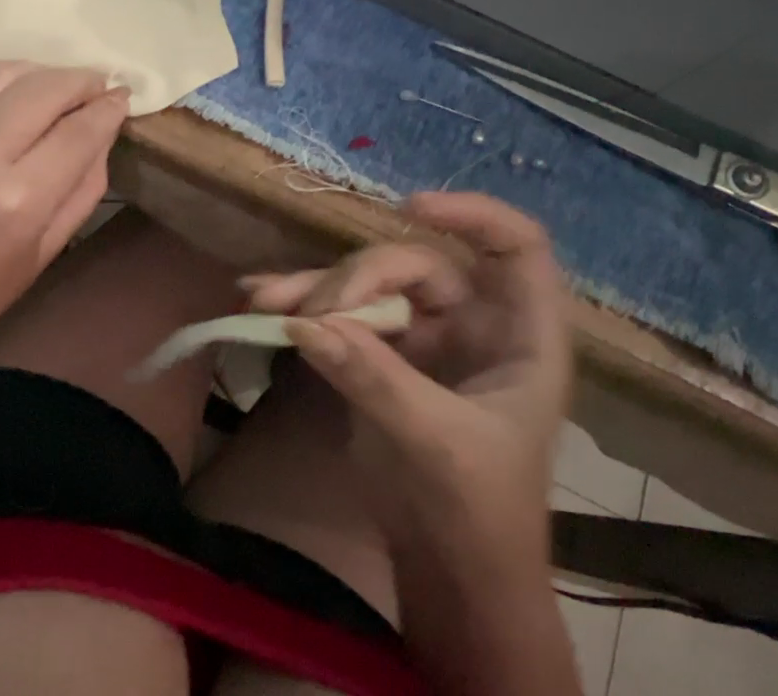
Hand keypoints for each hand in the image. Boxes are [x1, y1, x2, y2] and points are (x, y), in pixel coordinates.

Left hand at [0, 61, 129, 364]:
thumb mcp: (45, 252)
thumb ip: (82, 189)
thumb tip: (103, 133)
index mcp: (16, 203)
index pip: (76, 133)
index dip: (108, 109)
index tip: (124, 97)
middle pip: (41, 89)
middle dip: (80, 79)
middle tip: (99, 86)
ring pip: (1, 74)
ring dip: (41, 72)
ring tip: (59, 88)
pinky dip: (4, 88)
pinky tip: (15, 105)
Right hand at [239, 192, 570, 552]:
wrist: (448, 567)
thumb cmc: (478, 511)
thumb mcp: (437, 443)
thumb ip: (374, 379)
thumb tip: (303, 325)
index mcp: (520, 337)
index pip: (516, 249)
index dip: (474, 216)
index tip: (409, 208)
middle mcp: (473, 326)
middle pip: (415, 265)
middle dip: (359, 280)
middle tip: (312, 314)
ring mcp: (422, 341)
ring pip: (368, 289)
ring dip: (315, 289)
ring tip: (262, 301)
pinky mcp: (378, 360)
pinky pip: (337, 319)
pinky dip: (300, 311)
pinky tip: (257, 304)